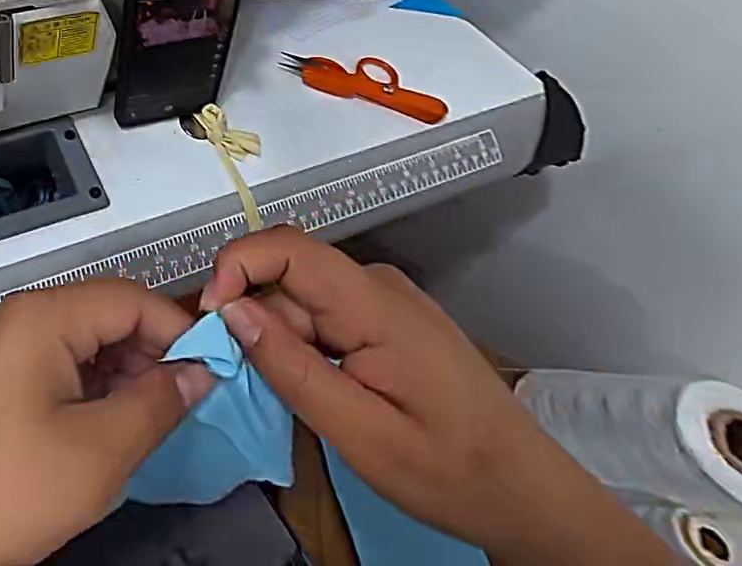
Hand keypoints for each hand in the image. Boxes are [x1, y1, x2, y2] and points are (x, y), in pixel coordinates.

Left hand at [0, 279, 215, 565]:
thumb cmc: (9, 487)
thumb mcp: (98, 452)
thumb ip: (157, 404)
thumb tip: (201, 374)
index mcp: (46, 314)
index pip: (130, 299)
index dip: (178, 331)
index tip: (216, 374)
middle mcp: (29, 315)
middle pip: (109, 314)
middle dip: (153, 354)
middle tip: (186, 405)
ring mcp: (14, 343)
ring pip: (91, 341)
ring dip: (128, 374)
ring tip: (152, 421)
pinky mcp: (7, 374)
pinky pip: (67, 363)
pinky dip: (99, 388)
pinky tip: (113, 425)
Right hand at [201, 227, 672, 565]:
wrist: (530, 495)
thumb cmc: (450, 471)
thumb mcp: (360, 433)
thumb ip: (290, 366)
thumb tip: (230, 310)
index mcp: (375, 302)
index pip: (287, 246)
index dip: (236, 264)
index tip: (211, 316)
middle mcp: (376, 282)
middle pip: (288, 274)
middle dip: (259, 318)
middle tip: (264, 381)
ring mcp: (382, 295)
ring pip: (300, 294)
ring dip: (282, 336)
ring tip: (309, 396)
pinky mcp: (383, 313)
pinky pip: (321, 309)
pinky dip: (303, 340)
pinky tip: (325, 384)